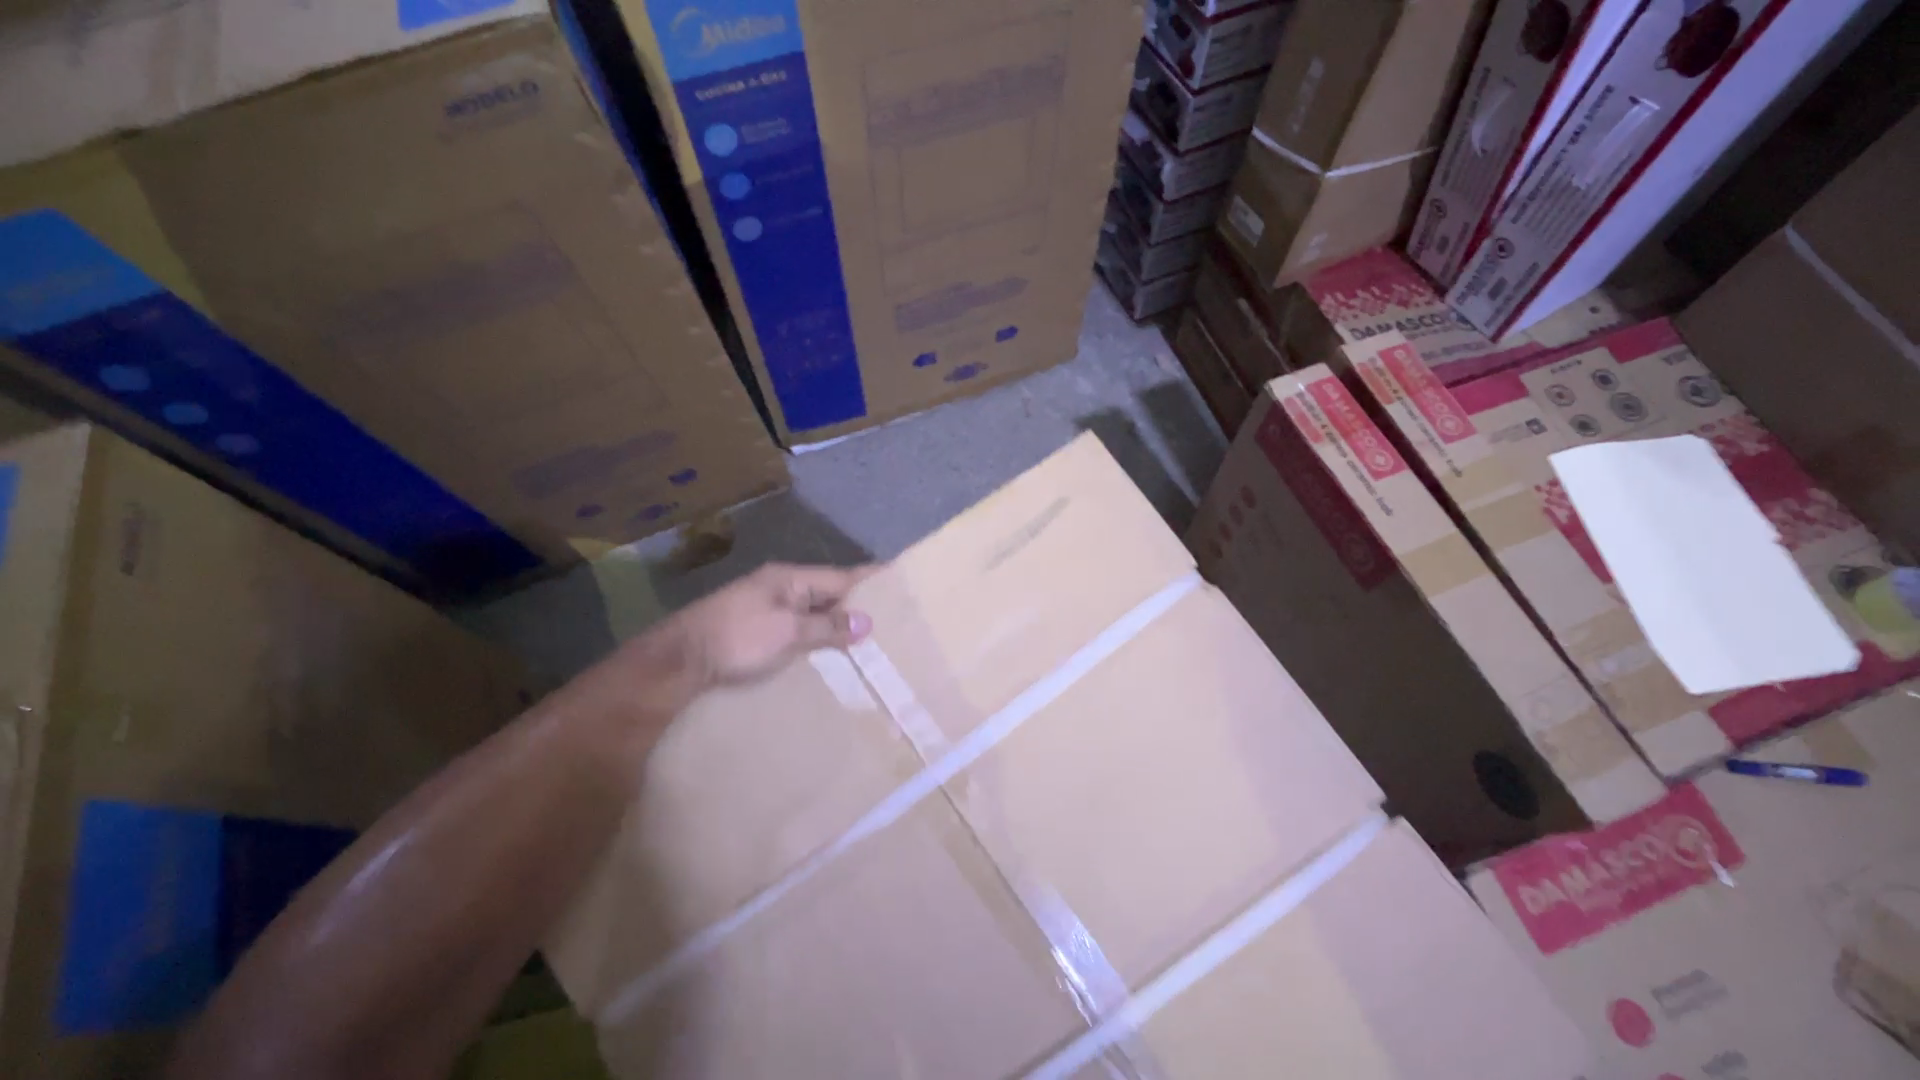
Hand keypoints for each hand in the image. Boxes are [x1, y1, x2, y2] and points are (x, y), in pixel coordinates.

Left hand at [650, 563, 876, 689]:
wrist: (681, 659)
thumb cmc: (737, 638)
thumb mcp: (787, 631)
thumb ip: (826, 626)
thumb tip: (866, 621)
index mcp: (790, 578)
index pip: (842, 577)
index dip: (871, 581)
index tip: (901, 583)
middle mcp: (780, 587)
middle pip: (829, 593)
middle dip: (859, 606)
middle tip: (896, 622)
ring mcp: (767, 608)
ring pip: (814, 612)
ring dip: (838, 624)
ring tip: (871, 642)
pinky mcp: (757, 630)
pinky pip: (799, 628)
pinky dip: (818, 637)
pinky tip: (831, 654)